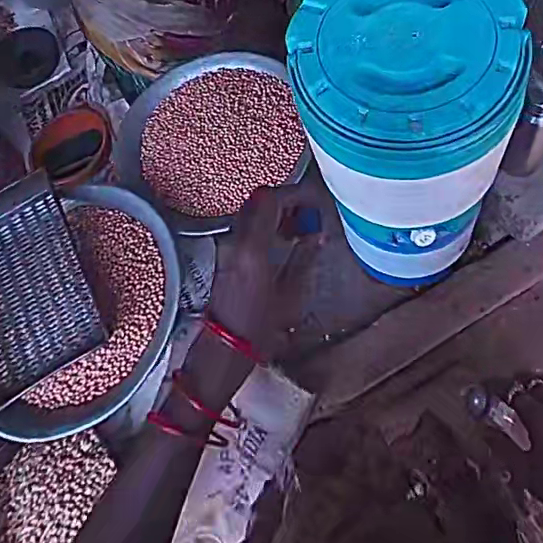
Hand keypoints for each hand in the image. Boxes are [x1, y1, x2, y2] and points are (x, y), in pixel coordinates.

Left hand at [205, 183, 325, 365]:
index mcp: (253, 248)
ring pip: (250, 213)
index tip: (311, 200)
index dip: (292, 194)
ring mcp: (227, 248)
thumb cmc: (258, 327)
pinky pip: (246, 229)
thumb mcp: (291, 293)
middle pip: (257, 201)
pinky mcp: (225, 257)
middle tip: (307, 212)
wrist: (226, 347)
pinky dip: (265, 227)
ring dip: (274, 213)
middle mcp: (235, 242)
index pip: (268, 200)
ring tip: (298, 228)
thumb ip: (304, 258)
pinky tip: (281, 242)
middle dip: (284, 200)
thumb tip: (317, 236)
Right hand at [487, 375, 542, 525]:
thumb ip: (503, 446)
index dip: (500, 393)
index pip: (513, 393)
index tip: (492, 398)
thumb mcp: (524, 470)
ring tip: (532, 394)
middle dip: (519, 388)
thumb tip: (486, 431)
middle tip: (509, 398)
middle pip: (534, 385)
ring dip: (541, 385)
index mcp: (539, 416)